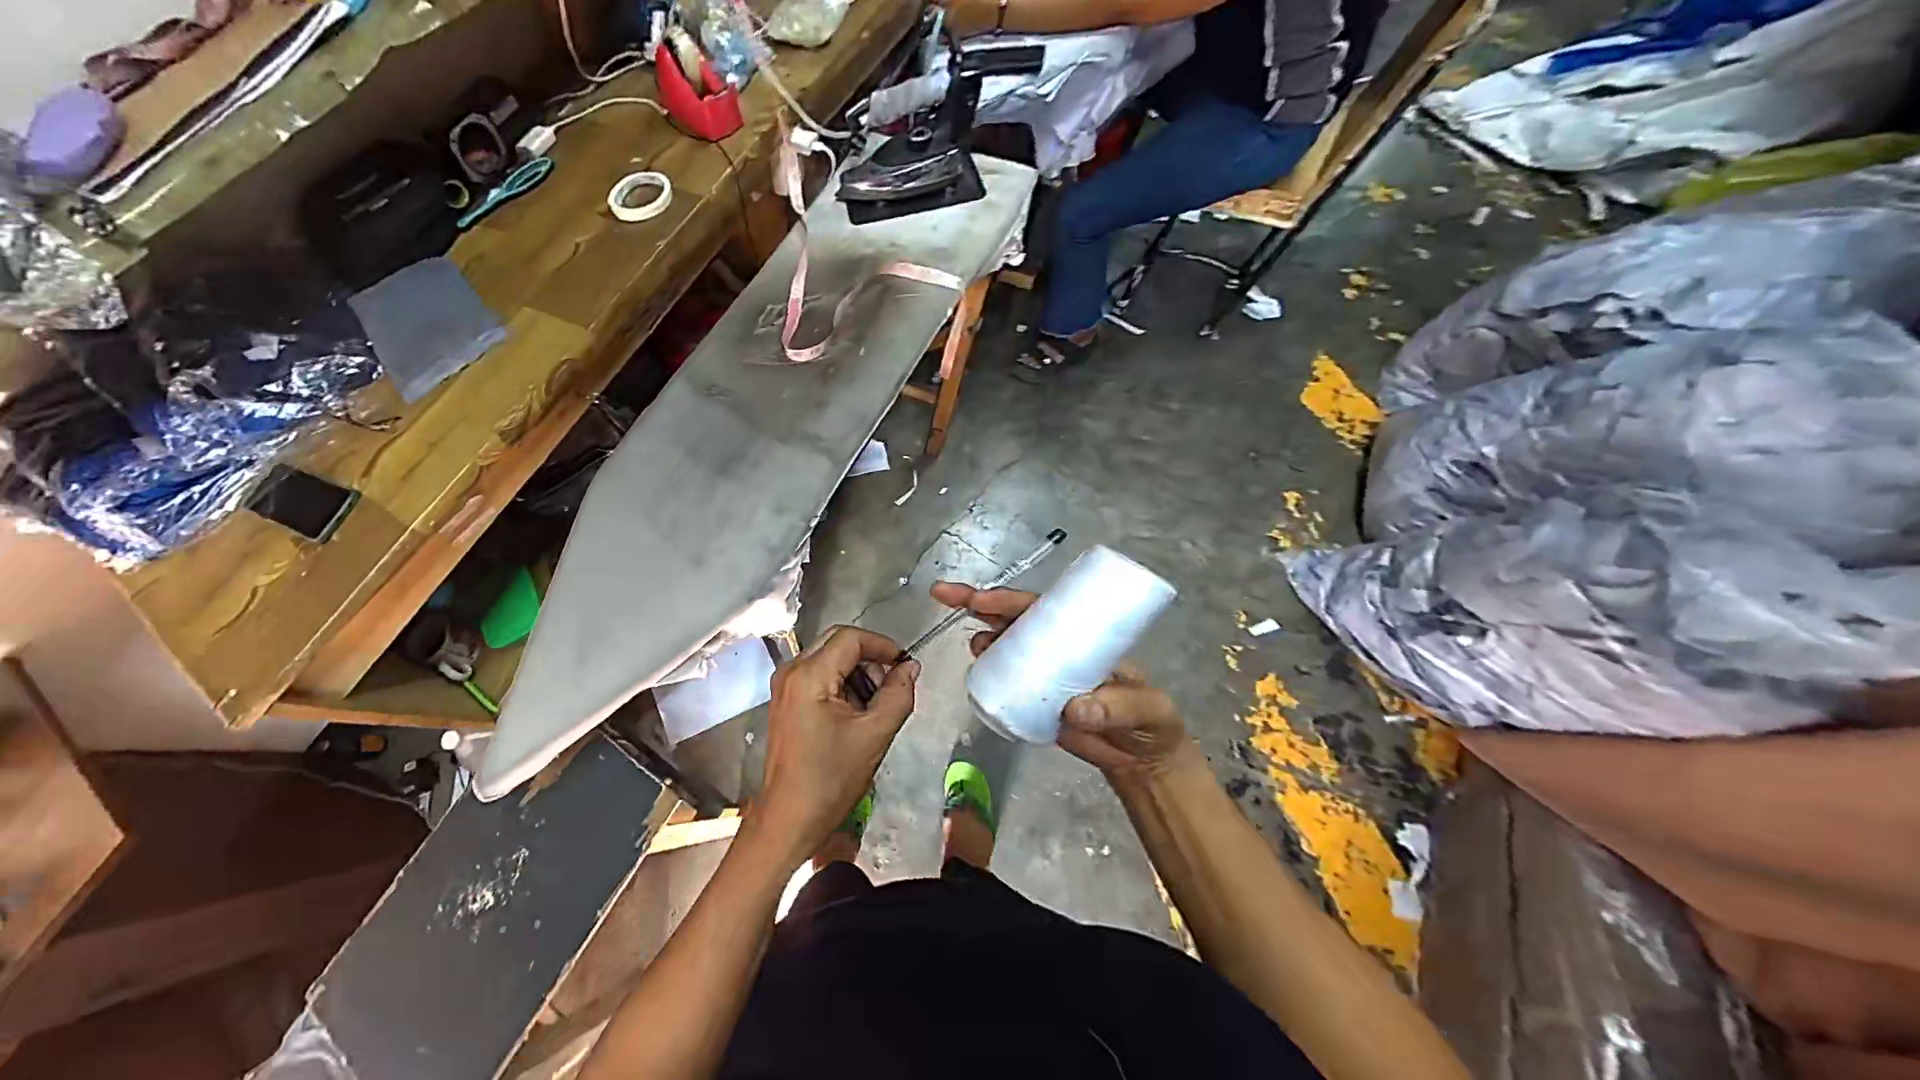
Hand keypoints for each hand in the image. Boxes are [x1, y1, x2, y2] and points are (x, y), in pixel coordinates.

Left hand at [755, 626, 919, 858]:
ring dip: (857, 675)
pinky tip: (855, 717)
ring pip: (830, 659)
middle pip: (838, 644)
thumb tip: (910, 667)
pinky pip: (819, 678)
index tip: (904, 665)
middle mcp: (791, 672)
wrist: (788, 819)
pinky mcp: (785, 702)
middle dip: (870, 660)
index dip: (883, 645)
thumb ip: (899, 693)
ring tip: (873, 709)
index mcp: (809, 676)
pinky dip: (842, 687)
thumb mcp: (875, 734)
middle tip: (889, 690)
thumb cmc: (830, 779)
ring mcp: (784, 687)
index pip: (851, 637)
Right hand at [930, 582, 1189, 775]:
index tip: (980, 598)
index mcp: (1082, 637)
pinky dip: (988, 678)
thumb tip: (1074, 708)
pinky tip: (976, 677)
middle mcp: (1058, 649)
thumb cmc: (1151, 722)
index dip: (1008, 600)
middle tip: (947, 596)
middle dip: (978, 604)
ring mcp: (1043, 676)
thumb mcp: (1146, 708)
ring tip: (974, 649)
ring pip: (1005, 648)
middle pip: (1014, 620)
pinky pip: (1006, 686)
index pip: (1041, 610)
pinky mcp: (1034, 703)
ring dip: (984, 641)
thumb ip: (1116, 707)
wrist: (1143, 761)